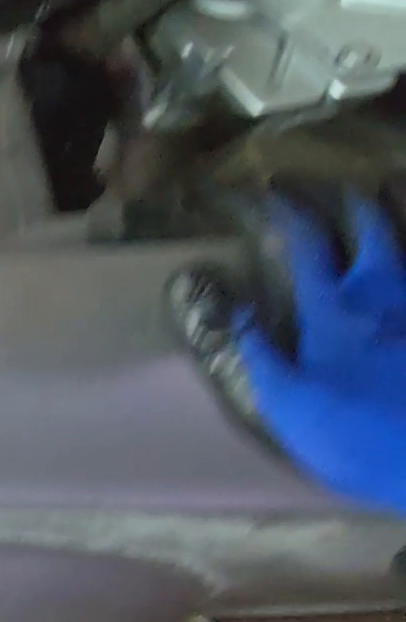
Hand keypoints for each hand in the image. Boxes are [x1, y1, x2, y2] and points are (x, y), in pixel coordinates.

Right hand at [232, 193, 405, 513]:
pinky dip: (404, 265)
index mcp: (336, 312)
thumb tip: (233, 304)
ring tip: (378, 203)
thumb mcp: (282, 396)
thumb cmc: (348, 432)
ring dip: (392, 223)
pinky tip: (396, 265)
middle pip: (376, 232)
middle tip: (329, 189)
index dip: (288, 214)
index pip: (309, 247)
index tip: (267, 192)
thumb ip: (259, 346)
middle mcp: (389, 297)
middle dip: (352, 203)